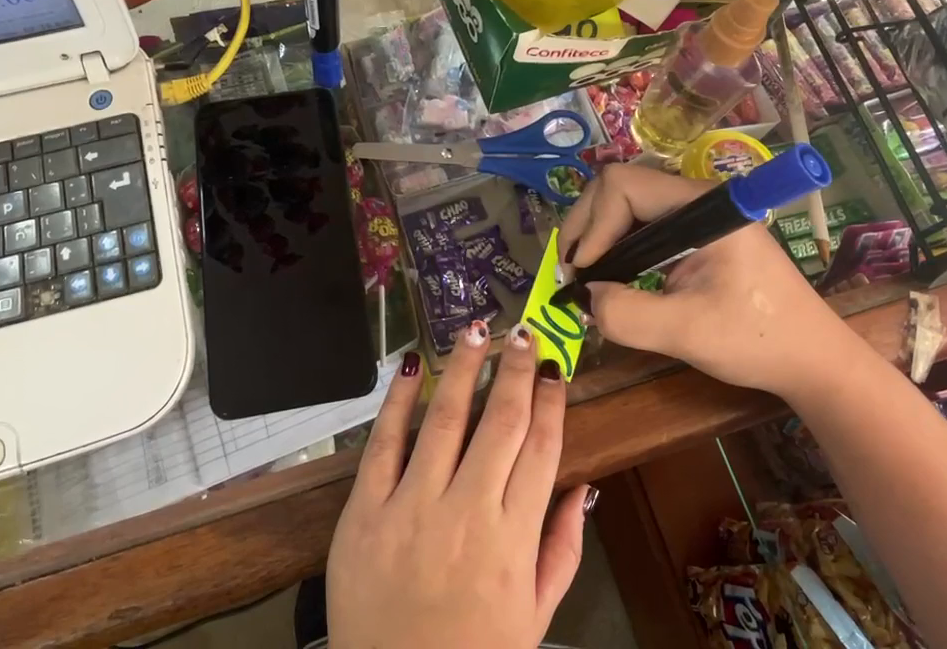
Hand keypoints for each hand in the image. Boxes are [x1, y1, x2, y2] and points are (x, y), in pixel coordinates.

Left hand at [327, 320, 593, 648]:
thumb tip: (583, 489)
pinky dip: (397, 402)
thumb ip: (561, 550)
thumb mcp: (535, 616)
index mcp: (512, 539)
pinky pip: (383, 444)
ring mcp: (411, 508)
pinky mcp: (364, 511)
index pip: (540, 451)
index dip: (550, 403)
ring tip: (475, 330)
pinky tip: (410, 368)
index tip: (554, 370)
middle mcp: (467, 513)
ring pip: (445, 420)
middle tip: (522, 333)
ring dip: (463, 369)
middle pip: (499, 424)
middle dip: (514, 371)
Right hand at [558, 162, 856, 398]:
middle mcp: (697, 199)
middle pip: (618, 188)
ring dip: (597, 237)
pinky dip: (615, 247)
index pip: (624, 186)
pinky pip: (640, 226)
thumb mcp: (687, 333)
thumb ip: (626, 314)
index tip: (583, 272)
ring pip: (625, 206)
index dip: (593, 225)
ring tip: (584, 277)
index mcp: (704, 207)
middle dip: (587, 227)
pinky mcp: (694, 235)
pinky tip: (609, 277)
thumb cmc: (758, 341)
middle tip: (571, 273)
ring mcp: (696, 215)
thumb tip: (586, 295)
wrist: (813, 360)